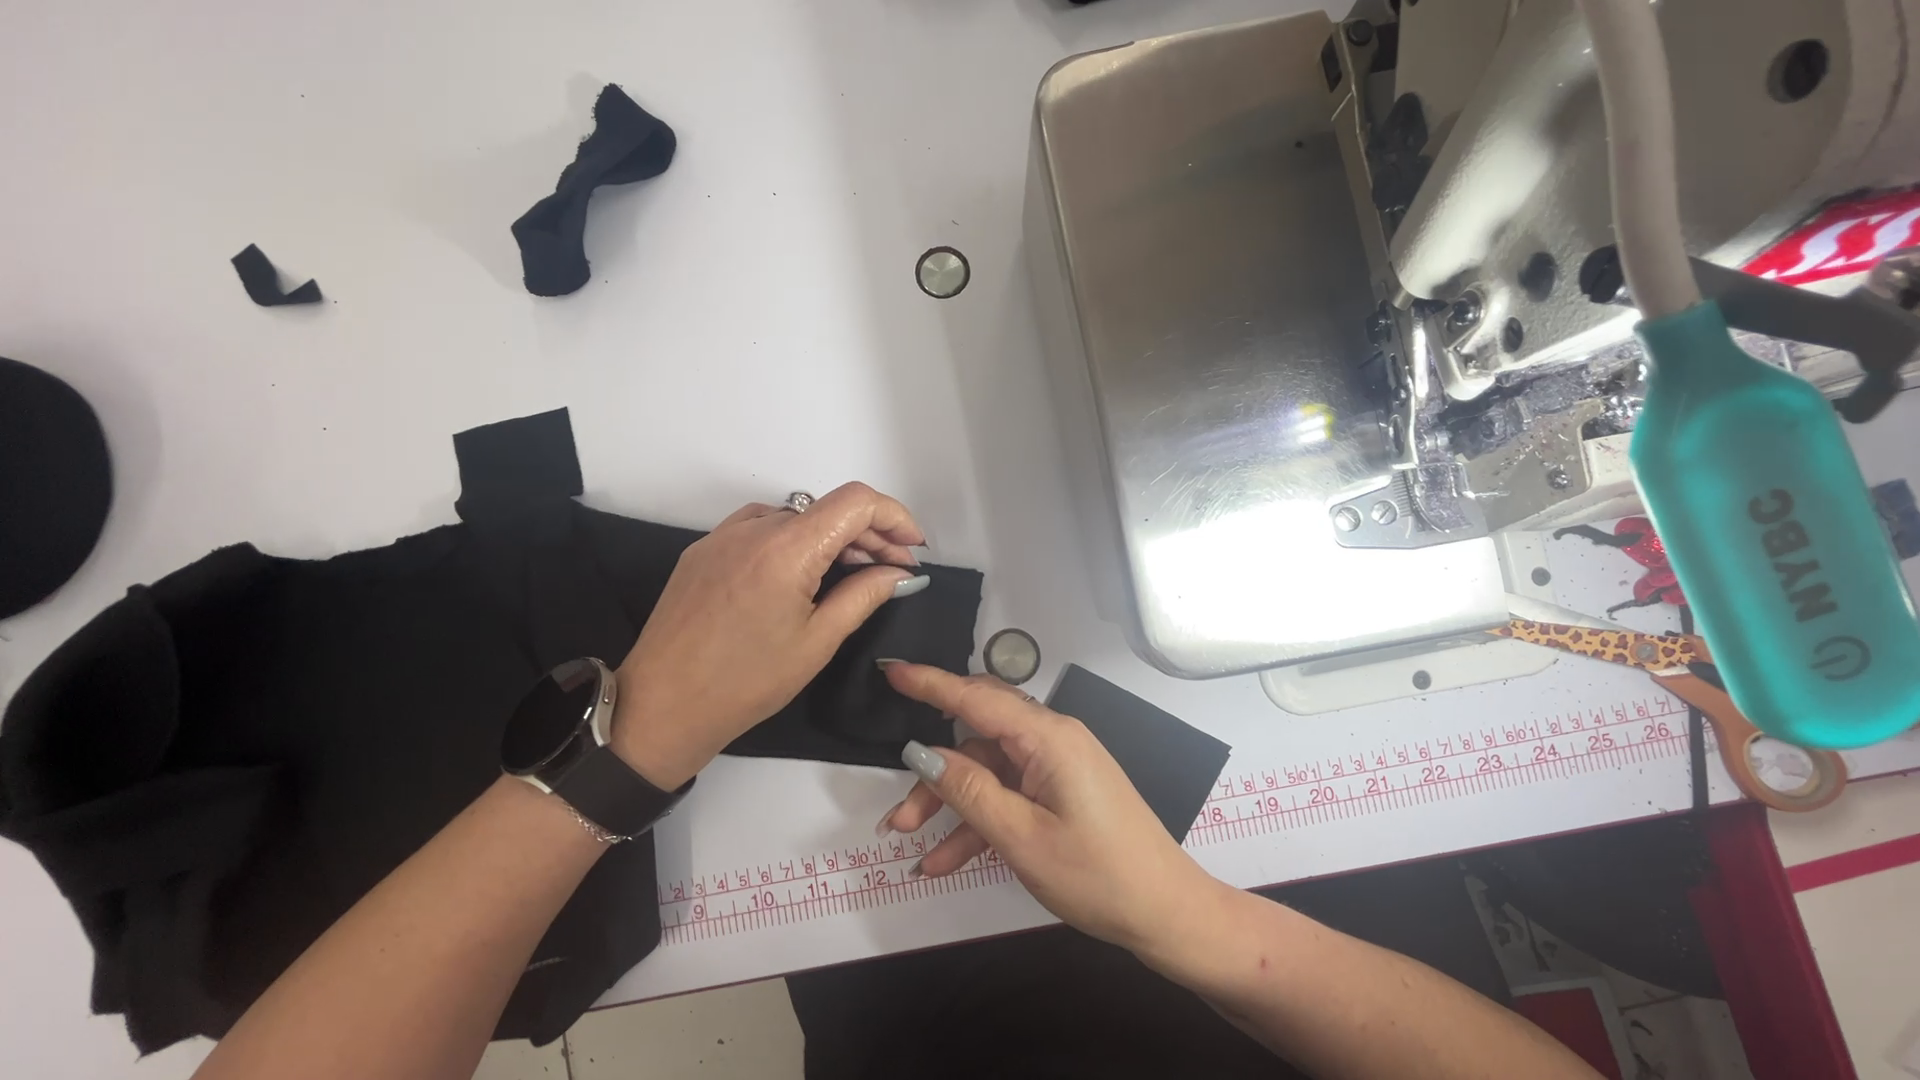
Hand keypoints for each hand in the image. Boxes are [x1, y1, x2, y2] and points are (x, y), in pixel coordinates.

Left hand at [611, 483, 928, 788]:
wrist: (662, 705)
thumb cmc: (746, 682)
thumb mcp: (818, 641)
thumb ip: (865, 594)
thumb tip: (900, 572)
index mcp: (787, 547)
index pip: (856, 501)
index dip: (895, 517)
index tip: (913, 548)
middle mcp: (753, 527)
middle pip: (827, 508)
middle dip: (869, 534)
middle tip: (893, 572)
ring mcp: (723, 535)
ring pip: (796, 518)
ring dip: (831, 539)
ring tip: (851, 578)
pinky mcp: (705, 550)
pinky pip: (762, 530)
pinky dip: (794, 543)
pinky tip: (802, 577)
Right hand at [875, 665, 1215, 951]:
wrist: (1166, 913)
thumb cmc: (1100, 875)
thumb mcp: (1022, 838)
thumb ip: (968, 791)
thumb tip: (922, 753)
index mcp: (1048, 738)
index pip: (976, 698)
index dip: (930, 684)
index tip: (892, 672)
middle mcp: (1053, 741)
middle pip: (977, 738)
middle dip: (932, 770)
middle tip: (897, 811)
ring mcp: (1058, 767)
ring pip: (987, 772)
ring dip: (951, 807)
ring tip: (914, 844)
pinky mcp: (1061, 792)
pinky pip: (1009, 795)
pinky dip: (979, 822)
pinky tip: (946, 859)